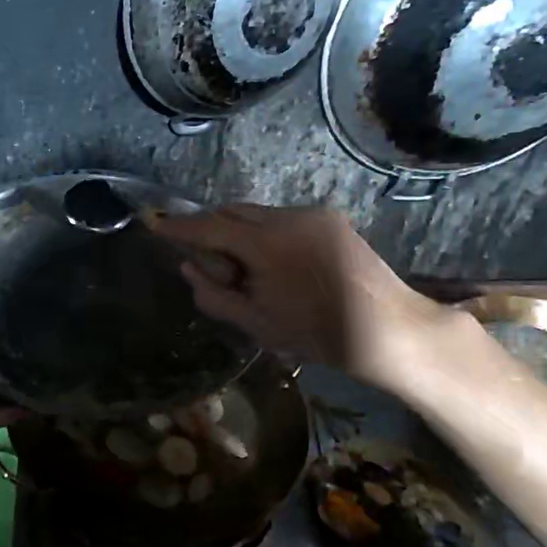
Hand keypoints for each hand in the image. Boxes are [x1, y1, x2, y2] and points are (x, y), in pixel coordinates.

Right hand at [148, 204, 460, 378]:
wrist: (391, 330)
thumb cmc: (320, 334)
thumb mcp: (257, 324)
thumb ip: (214, 295)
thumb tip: (189, 270)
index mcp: (267, 243)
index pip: (209, 227)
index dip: (179, 227)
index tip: (155, 225)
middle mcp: (288, 216)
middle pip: (232, 212)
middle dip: (210, 229)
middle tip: (202, 258)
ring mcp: (313, 214)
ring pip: (257, 213)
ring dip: (238, 231)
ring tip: (241, 267)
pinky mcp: (330, 218)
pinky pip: (282, 218)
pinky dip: (264, 232)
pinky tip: (271, 261)